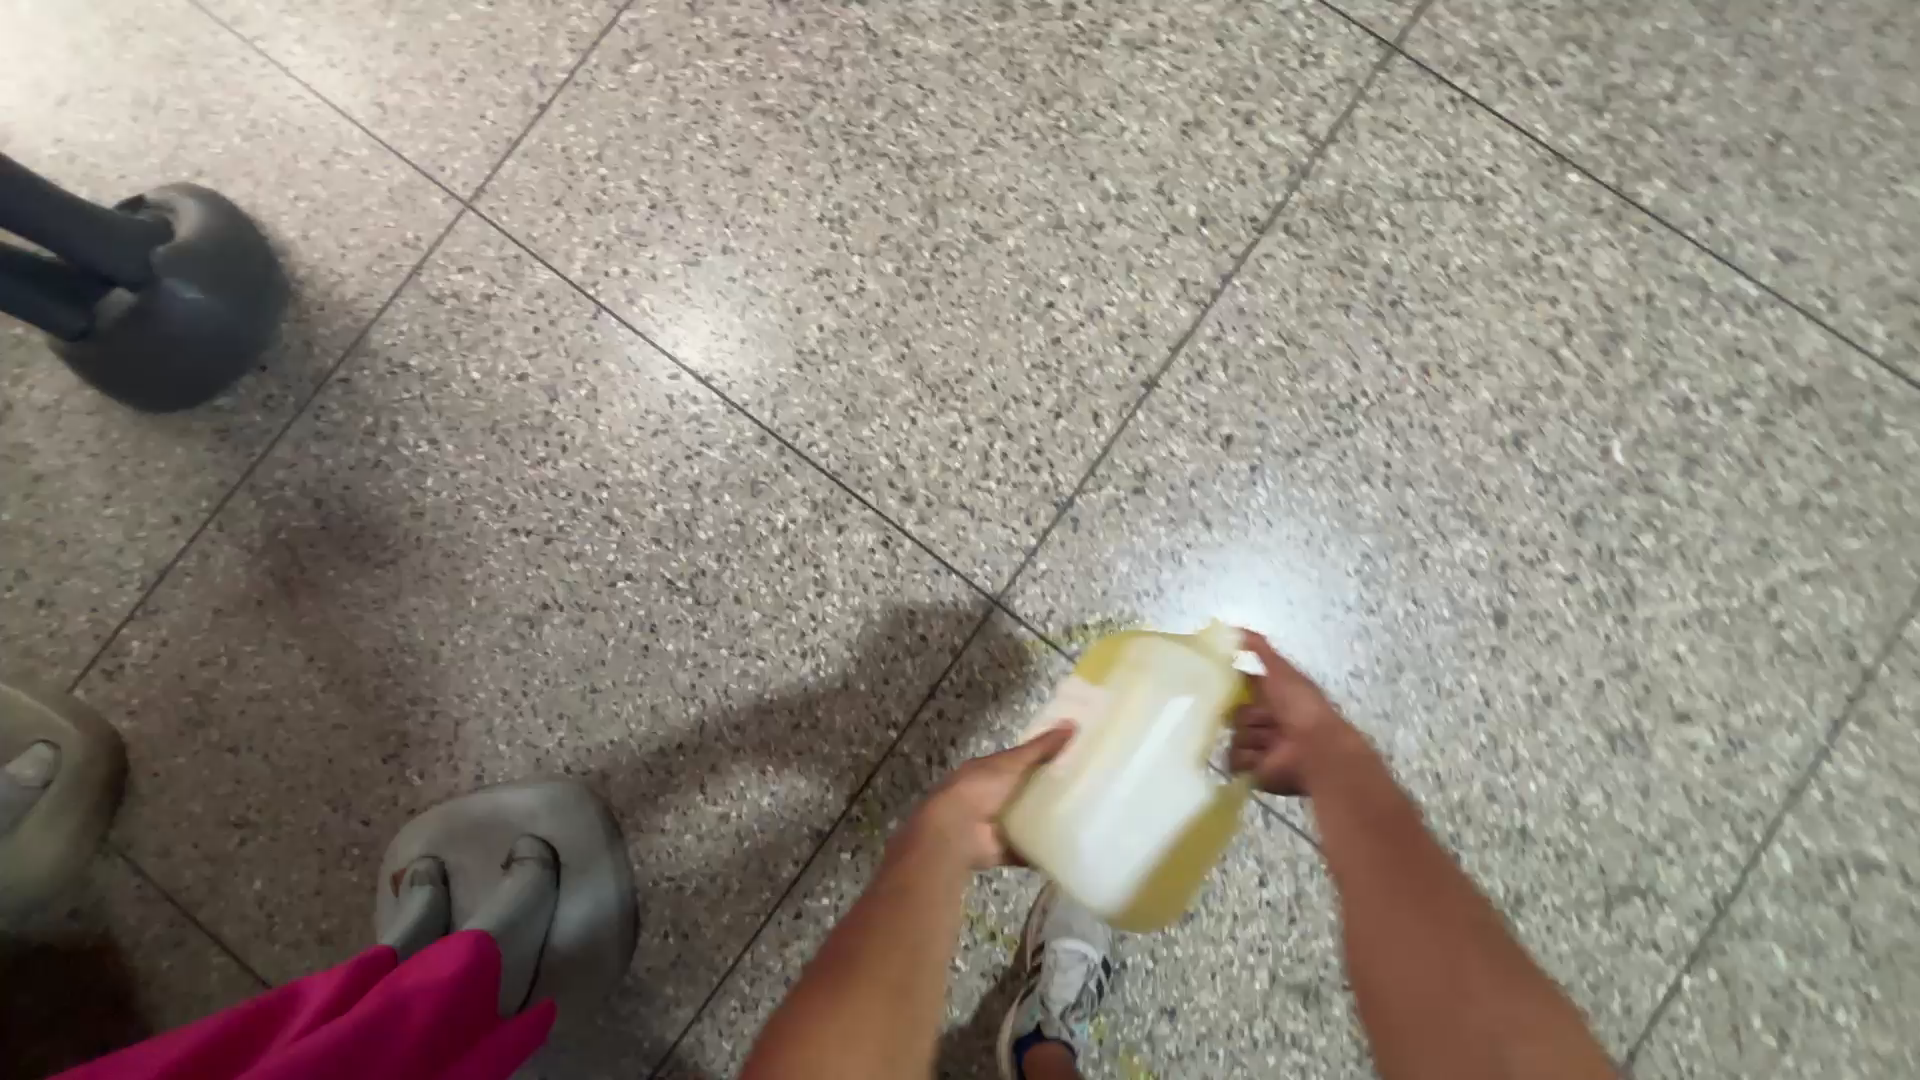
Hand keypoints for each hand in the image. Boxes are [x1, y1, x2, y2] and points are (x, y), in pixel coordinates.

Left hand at [908, 723, 1074, 869]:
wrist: (956, 831)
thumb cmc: (981, 788)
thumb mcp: (1013, 762)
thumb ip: (1040, 748)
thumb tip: (1072, 725)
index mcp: (992, 772)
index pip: (1022, 763)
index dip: (1045, 761)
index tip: (1074, 761)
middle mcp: (995, 798)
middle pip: (1028, 792)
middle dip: (1050, 793)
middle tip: (1086, 793)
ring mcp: (1000, 825)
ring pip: (1030, 822)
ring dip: (1049, 822)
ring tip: (1085, 821)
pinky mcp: (1007, 850)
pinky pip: (1030, 850)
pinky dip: (1045, 851)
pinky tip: (1070, 848)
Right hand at [1229, 630, 1361, 795]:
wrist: (1318, 750)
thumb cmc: (1302, 706)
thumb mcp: (1281, 670)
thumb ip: (1259, 649)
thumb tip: (1232, 628)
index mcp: (1275, 698)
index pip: (1243, 688)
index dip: (1232, 684)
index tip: (1217, 680)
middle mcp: (1267, 722)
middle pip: (1236, 713)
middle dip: (1245, 715)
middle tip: (1260, 717)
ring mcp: (1260, 747)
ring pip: (1234, 736)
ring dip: (1250, 736)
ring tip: (1269, 740)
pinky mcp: (1253, 770)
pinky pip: (1234, 759)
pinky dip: (1247, 757)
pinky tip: (1263, 755)